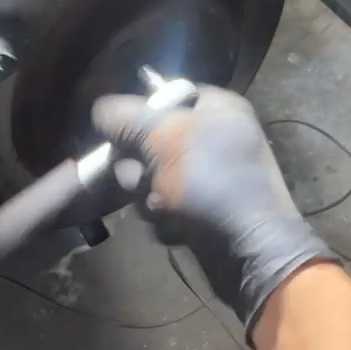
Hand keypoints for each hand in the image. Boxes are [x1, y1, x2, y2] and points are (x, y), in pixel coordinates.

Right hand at [93, 87, 334, 337]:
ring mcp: (206, 179)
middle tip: (148, 179)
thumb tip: (100, 110)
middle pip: (147, 142)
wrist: (250, 251)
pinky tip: (179, 228)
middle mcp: (212, 139)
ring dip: (148, 198)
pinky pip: (162, 209)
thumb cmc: (213, 183)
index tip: (123, 134)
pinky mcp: (198, 213)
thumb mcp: (165, 137)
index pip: (162, 97)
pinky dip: (164, 220)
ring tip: (168, 209)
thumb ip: (126, 117)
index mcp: (216, 109)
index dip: (138, 116)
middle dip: (139, 167)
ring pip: (149, 180)